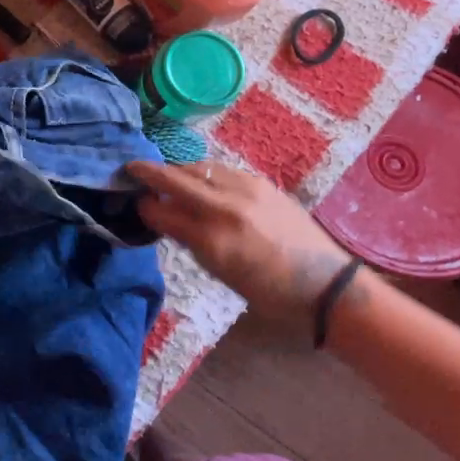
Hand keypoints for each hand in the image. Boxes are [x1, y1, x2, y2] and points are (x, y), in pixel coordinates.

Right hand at [128, 161, 354, 322]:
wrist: (327, 286)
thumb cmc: (270, 293)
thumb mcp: (221, 272)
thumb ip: (189, 239)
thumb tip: (162, 215)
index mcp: (213, 240)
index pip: (163, 210)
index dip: (144, 205)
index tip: (134, 202)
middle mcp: (226, 208)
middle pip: (176, 178)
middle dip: (149, 172)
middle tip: (132, 169)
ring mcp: (246, 190)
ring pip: (198, 167)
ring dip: (178, 170)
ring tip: (168, 176)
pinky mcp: (262, 183)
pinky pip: (222, 170)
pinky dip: (205, 172)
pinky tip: (203, 182)